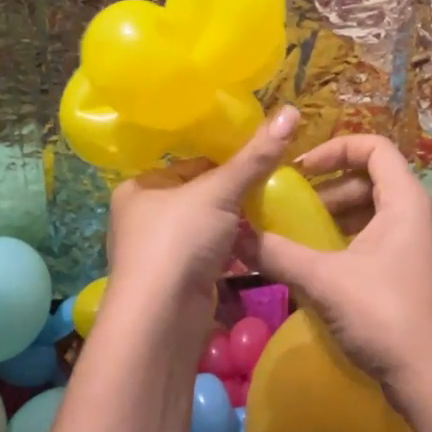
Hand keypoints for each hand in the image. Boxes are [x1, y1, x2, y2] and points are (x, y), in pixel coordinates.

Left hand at [104, 107, 298, 331]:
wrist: (161, 321)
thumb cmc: (179, 241)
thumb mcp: (220, 191)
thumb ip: (256, 156)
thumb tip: (291, 110)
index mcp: (140, 188)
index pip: (191, 163)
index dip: (226, 161)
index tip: (261, 162)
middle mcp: (143, 217)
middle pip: (201, 195)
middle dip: (234, 196)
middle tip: (272, 189)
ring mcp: (158, 253)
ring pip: (207, 228)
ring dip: (235, 226)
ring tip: (270, 216)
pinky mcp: (176, 283)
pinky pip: (210, 256)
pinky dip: (232, 252)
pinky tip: (256, 249)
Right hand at [234, 132, 431, 387]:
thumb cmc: (383, 314)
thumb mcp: (324, 280)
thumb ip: (279, 253)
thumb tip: (237, 236)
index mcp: (406, 199)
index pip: (374, 146)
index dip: (335, 148)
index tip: (301, 170)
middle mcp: (419, 212)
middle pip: (372, 177)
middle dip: (331, 187)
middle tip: (295, 206)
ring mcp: (420, 242)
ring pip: (376, 209)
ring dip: (339, 214)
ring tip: (302, 234)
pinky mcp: (416, 269)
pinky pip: (381, 235)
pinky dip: (352, 238)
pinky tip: (323, 263)